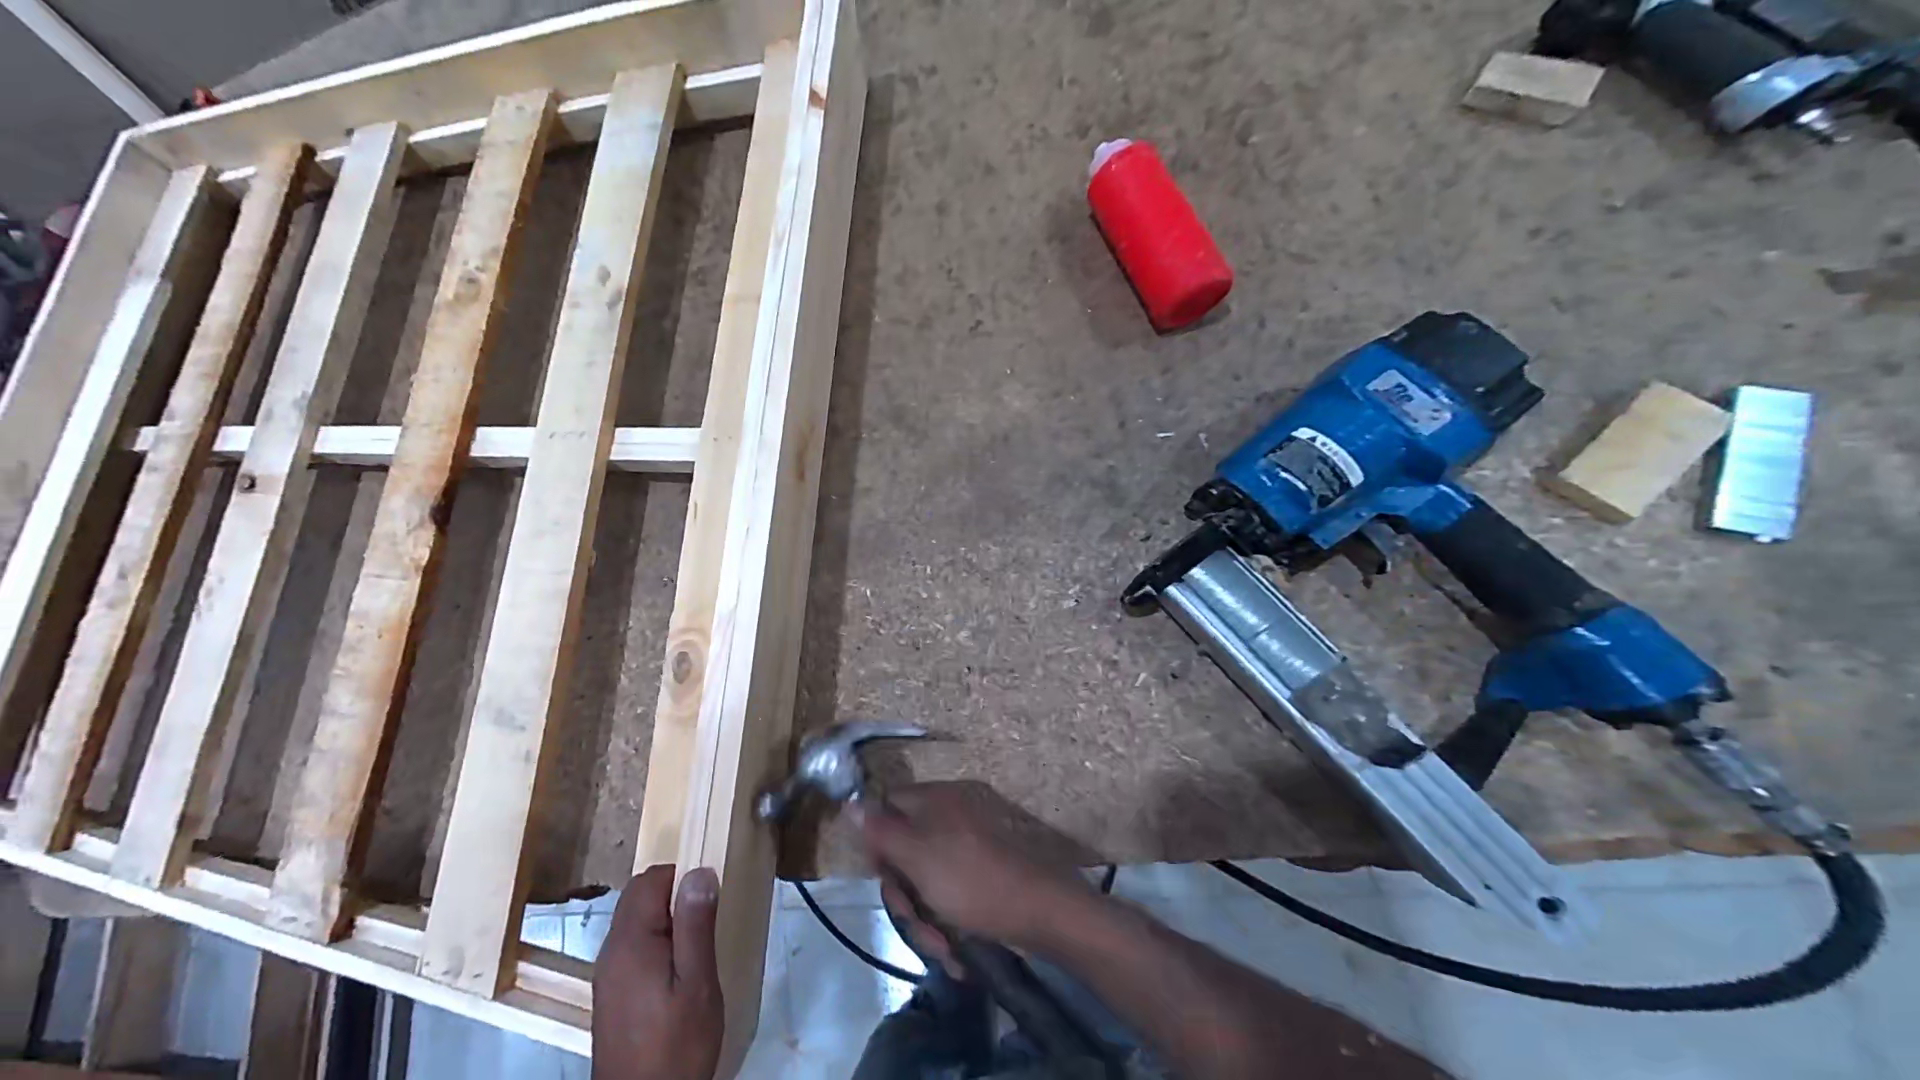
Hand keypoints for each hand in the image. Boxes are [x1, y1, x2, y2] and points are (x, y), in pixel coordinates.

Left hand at [592, 865, 723, 1079]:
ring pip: (637, 920)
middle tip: (708, 922)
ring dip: (668, 919)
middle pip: (640, 896)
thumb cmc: (677, 1045)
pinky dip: (658, 941)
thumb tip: (699, 872)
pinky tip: (680, 971)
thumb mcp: (697, 982)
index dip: (682, 876)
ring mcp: (608, 974)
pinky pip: (634, 946)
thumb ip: (696, 924)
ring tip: (699, 948)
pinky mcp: (613, 994)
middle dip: (675, 894)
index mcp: (631, 942)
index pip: (651, 880)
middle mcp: (612, 951)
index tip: (711, 897)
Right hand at [859, 782, 1096, 962]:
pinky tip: (960, 949)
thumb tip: (851, 802)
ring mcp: (972, 845)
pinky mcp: (986, 873)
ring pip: (928, 881)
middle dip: (907, 897)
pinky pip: (953, 894)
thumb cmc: (974, 880)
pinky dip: (951, 922)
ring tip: (945, 948)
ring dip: (929, 920)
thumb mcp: (918, 856)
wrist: (1045, 913)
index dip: (878, 843)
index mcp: (937, 799)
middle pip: (906, 851)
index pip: (888, 806)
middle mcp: (953, 815)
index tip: (884, 877)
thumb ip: (882, 830)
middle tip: (918, 925)